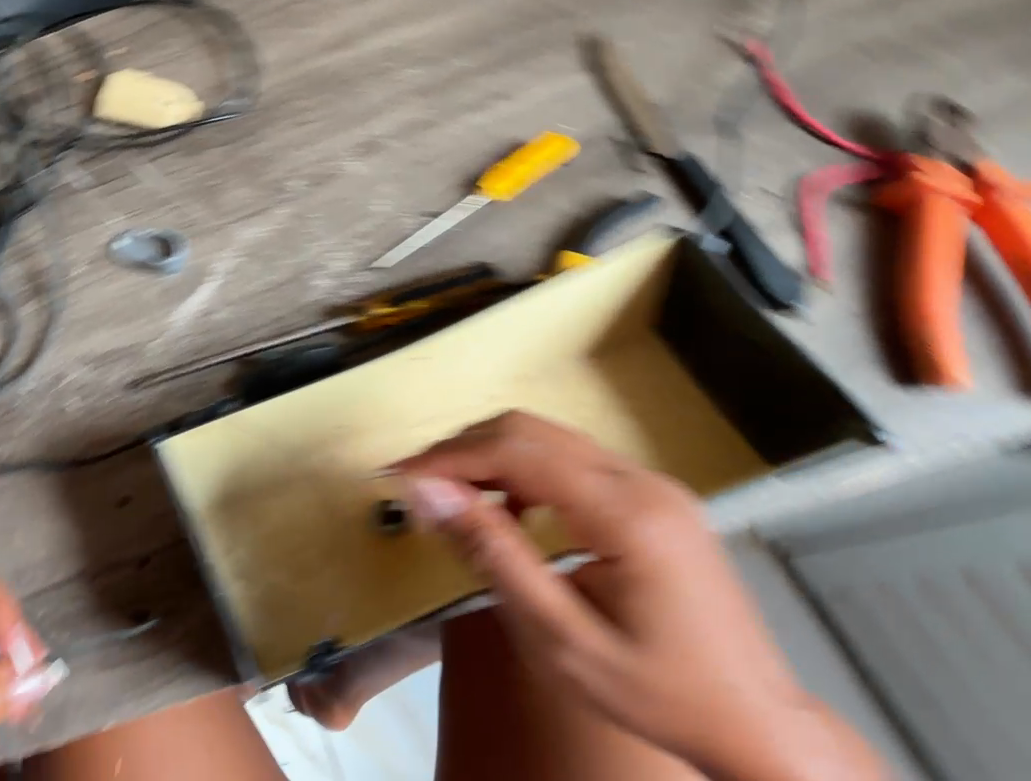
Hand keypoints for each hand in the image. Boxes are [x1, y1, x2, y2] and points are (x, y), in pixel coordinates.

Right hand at [391, 412, 884, 780]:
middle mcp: (644, 482)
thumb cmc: (657, 692)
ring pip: (547, 438)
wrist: (759, 725)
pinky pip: (571, 460)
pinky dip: (522, 470)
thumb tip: (426, 492)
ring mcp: (655, 486)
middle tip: (416, 487)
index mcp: (627, 513)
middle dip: (462, 450)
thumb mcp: (559, 637)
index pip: (515, 450)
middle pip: (529, 430)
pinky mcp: (655, 498)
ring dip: (488, 457)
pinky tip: (506, 510)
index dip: (447, 458)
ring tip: (449, 497)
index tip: (398, 479)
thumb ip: (492, 554)